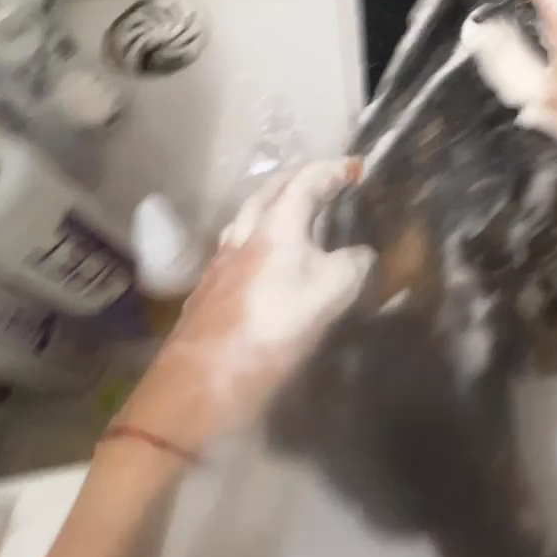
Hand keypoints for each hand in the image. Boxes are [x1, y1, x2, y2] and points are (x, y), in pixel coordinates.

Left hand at [114, 159, 374, 454]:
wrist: (196, 389)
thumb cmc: (268, 334)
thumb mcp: (329, 296)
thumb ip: (352, 266)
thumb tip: (361, 255)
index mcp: (274, 228)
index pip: (306, 182)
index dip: (333, 170)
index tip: (357, 167)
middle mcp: (244, 235)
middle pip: (271, 191)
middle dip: (301, 179)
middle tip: (328, 181)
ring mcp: (222, 262)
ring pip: (251, 217)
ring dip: (278, 205)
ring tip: (301, 212)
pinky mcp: (212, 289)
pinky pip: (242, 244)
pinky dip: (265, 234)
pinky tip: (271, 257)